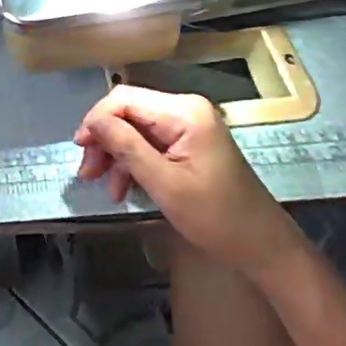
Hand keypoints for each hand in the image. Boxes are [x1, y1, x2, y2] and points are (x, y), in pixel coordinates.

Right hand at [74, 86, 304, 276]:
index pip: (125, 99)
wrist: (264, 247)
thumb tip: (93, 122)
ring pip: (136, 128)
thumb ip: (127, 147)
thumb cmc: (216, 217)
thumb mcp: (165, 184)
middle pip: (129, 111)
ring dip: (116, 153)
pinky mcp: (190, 142)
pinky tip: (124, 186)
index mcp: (184, 112)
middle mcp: (186, 108)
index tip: (81, 150)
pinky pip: (151, 141)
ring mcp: (189, 125)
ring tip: (104, 185)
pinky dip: (134, 161)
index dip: (97, 120)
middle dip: (105, 140)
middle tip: (88, 173)